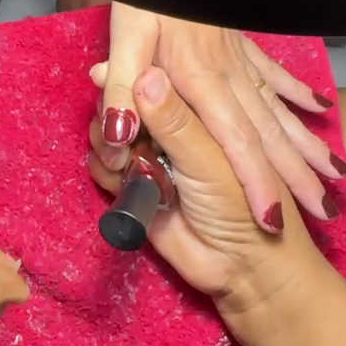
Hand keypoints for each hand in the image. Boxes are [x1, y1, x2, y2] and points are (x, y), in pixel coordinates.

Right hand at [89, 67, 325, 317]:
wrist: (240, 271)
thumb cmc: (240, 208)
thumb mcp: (208, 160)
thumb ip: (174, 122)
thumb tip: (144, 74)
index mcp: (199, 110)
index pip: (154, 81)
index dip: (126, 78)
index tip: (105, 77)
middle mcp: (172, 128)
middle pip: (124, 105)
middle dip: (112, 115)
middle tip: (115, 133)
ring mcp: (151, 155)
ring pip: (110, 135)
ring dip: (107, 146)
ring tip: (122, 163)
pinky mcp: (134, 184)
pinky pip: (105, 166)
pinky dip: (105, 170)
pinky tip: (120, 183)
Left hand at [93, 3, 345, 231]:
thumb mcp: (121, 43)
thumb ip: (120, 93)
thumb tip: (121, 138)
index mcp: (200, 82)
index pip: (235, 142)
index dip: (255, 181)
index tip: (274, 220)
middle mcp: (229, 76)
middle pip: (269, 133)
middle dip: (296, 175)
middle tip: (326, 211)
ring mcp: (239, 59)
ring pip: (280, 109)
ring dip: (307, 143)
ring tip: (336, 175)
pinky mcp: (240, 44)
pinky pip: (274, 73)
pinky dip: (298, 92)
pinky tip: (322, 108)